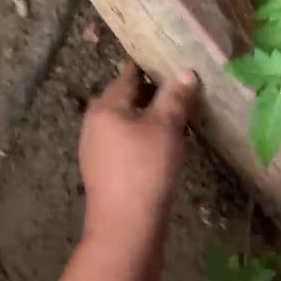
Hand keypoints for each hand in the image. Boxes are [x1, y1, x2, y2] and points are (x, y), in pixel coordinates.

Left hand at [79, 61, 197, 238]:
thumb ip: (175, 96)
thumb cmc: (145, 168)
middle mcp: (95, 124)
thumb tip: (185, 71)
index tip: (172, 56)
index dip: (150, 64)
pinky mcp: (107, 168)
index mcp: (105, 107)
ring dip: (152, 114)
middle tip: (184, 82)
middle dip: (153, 90)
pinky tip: (168, 140)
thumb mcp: (166, 126)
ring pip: (129, 120)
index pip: (128, 74)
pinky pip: (128, 139)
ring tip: (181, 110)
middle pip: (127, 97)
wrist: (126, 225)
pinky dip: (147, 133)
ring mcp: (98, 148)